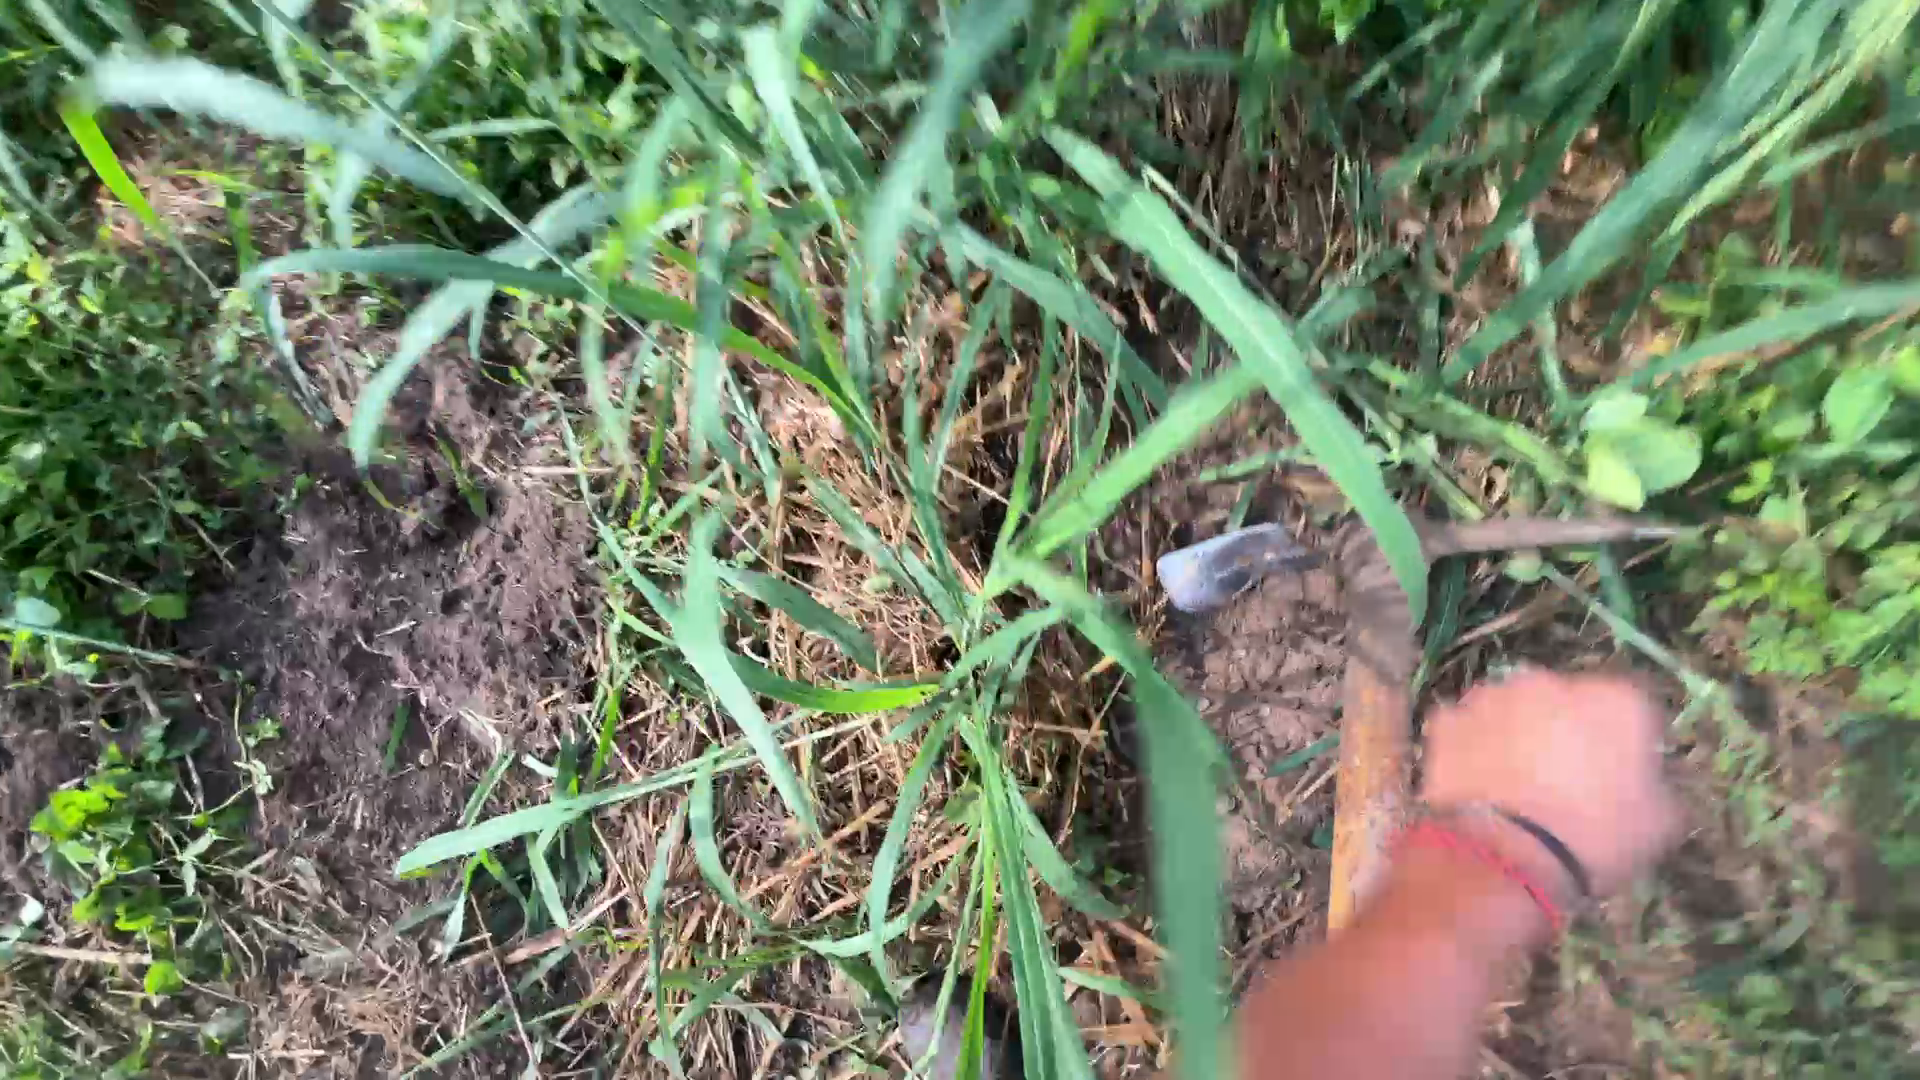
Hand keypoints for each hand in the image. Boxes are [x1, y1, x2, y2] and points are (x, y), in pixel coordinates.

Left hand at [1419, 669, 1682, 896]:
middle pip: (1560, 698)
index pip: (1627, 704)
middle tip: (1562, 767)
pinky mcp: (1445, 717)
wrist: (1506, 849)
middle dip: (1562, 723)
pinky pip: (1464, 724)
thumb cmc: (1598, 836)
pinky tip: (1477, 774)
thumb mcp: (1662, 818)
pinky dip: (1470, 741)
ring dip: (1512, 727)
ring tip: (1513, 772)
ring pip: (1507, 706)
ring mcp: (1487, 696)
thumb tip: (1641, 774)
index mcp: (1613, 700)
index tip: (1620, 761)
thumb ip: (1656, 779)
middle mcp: (1547, 683)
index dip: (1624, 733)